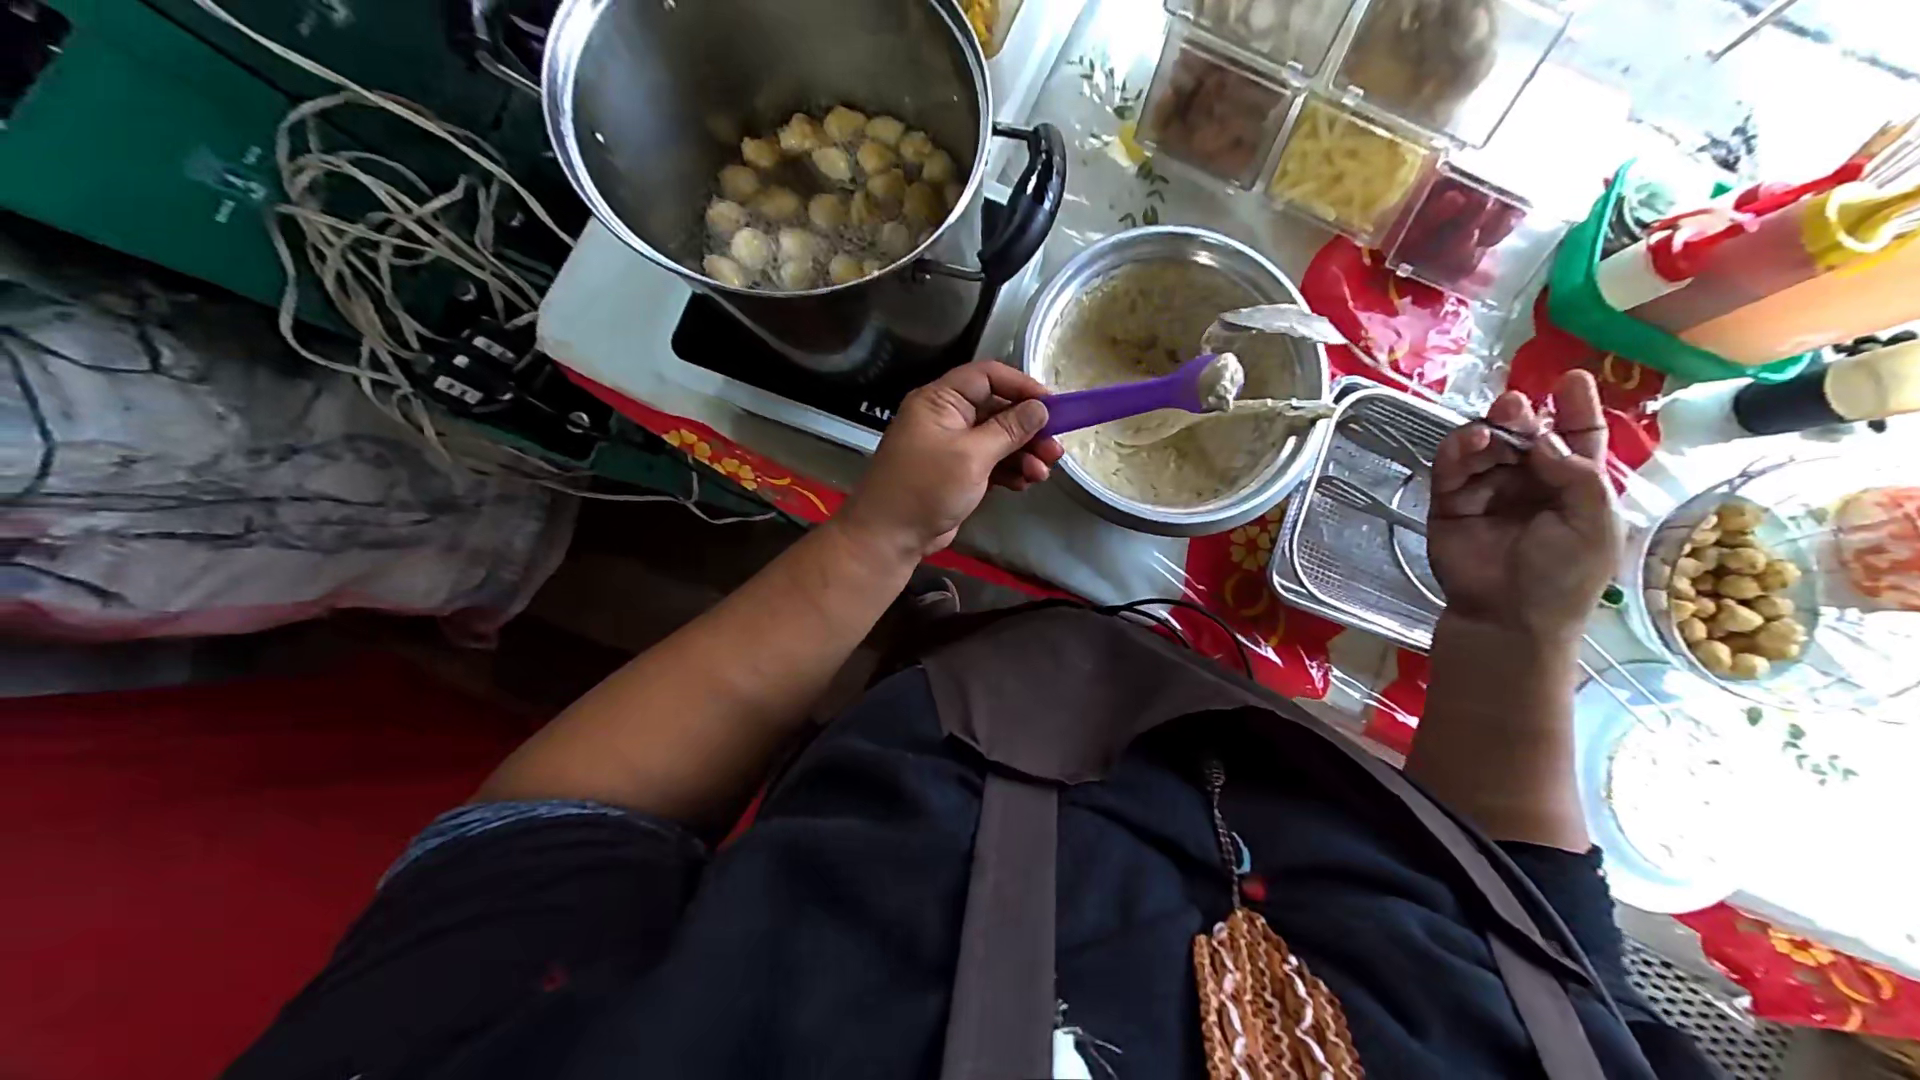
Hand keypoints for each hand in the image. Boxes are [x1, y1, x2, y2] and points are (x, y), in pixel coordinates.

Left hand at [835, 360, 1063, 560]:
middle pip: (997, 410)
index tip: (1052, 404)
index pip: (986, 377)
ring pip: (998, 439)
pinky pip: (991, 462)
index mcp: (940, 401)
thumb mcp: (972, 456)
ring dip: (1023, 453)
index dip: (1021, 386)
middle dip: (1028, 428)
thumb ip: (1009, 429)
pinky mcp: (957, 473)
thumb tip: (1041, 408)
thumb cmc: (926, 488)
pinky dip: (1009, 470)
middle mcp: (946, 418)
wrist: (890, 536)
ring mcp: (951, 447)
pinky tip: (1025, 482)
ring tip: (1043, 472)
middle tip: (1054, 448)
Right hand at [1427, 370, 1620, 639]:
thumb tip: (1544, 439)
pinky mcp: (1449, 506)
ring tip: (1489, 428)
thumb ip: (1577, 477)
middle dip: (1521, 418)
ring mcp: (1487, 494)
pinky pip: (1451, 471)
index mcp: (1572, 489)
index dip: (1574, 409)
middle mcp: (1529, 485)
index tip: (1569, 379)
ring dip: (1487, 433)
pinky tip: (1468, 443)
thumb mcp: (1594, 525)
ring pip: (1485, 450)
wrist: (1507, 615)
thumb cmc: (1562, 576)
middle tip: (1513, 404)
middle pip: (1524, 438)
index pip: (1575, 440)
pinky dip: (1456, 453)